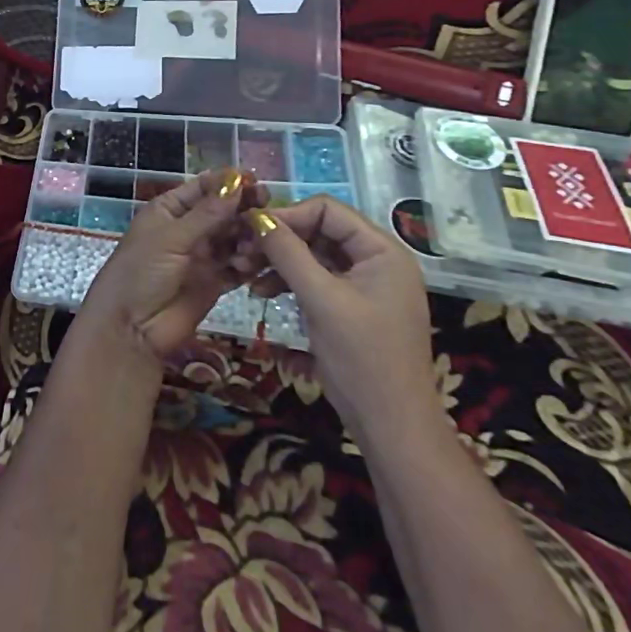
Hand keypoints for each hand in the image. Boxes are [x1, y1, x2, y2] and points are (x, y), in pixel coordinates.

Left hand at [81, 168, 257, 359]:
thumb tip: (236, 181)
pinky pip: (239, 267)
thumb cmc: (140, 273)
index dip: (228, 183)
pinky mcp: (214, 282)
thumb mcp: (171, 238)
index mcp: (169, 210)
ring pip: (235, 239)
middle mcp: (188, 229)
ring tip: (254, 246)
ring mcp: (202, 256)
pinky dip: (248, 265)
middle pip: (224, 212)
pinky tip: (250, 267)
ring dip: (248, 239)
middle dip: (244, 211)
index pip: (203, 188)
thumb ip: (207, 214)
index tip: (255, 181)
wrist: (131, 328)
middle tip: (268, 212)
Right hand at [241, 196, 438, 442]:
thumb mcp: (321, 300)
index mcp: (382, 251)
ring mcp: (361, 284)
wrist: (389, 421)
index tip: (250, 230)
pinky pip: (313, 278)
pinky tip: (261, 292)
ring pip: (312, 254)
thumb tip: (256, 217)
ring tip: (244, 272)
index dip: (288, 215)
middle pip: (318, 230)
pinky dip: (286, 280)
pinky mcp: (347, 305)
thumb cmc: (362, 356)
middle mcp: (374, 260)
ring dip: (277, 260)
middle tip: (241, 252)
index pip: (328, 211)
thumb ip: (289, 254)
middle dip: (279, 239)